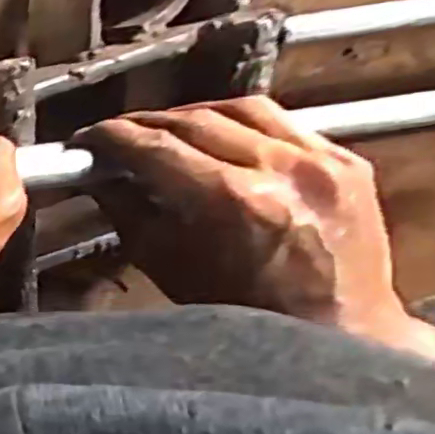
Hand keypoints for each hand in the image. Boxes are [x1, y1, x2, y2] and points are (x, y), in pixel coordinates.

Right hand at [74, 96, 434, 361]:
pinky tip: (215, 135)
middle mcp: (278, 170)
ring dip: (189, 114)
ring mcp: (320, 161)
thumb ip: (126, 207)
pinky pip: (283, 122)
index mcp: (227, 199)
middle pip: (193, 120)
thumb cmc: (238, 304)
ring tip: (162, 129)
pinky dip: (238, 122)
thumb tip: (99, 175)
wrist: (331, 324)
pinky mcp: (346, 161)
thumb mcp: (160, 257)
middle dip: (143, 123)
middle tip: (114, 135)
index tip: (88, 139)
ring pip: (239, 109)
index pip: (154, 145)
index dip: (111, 136)